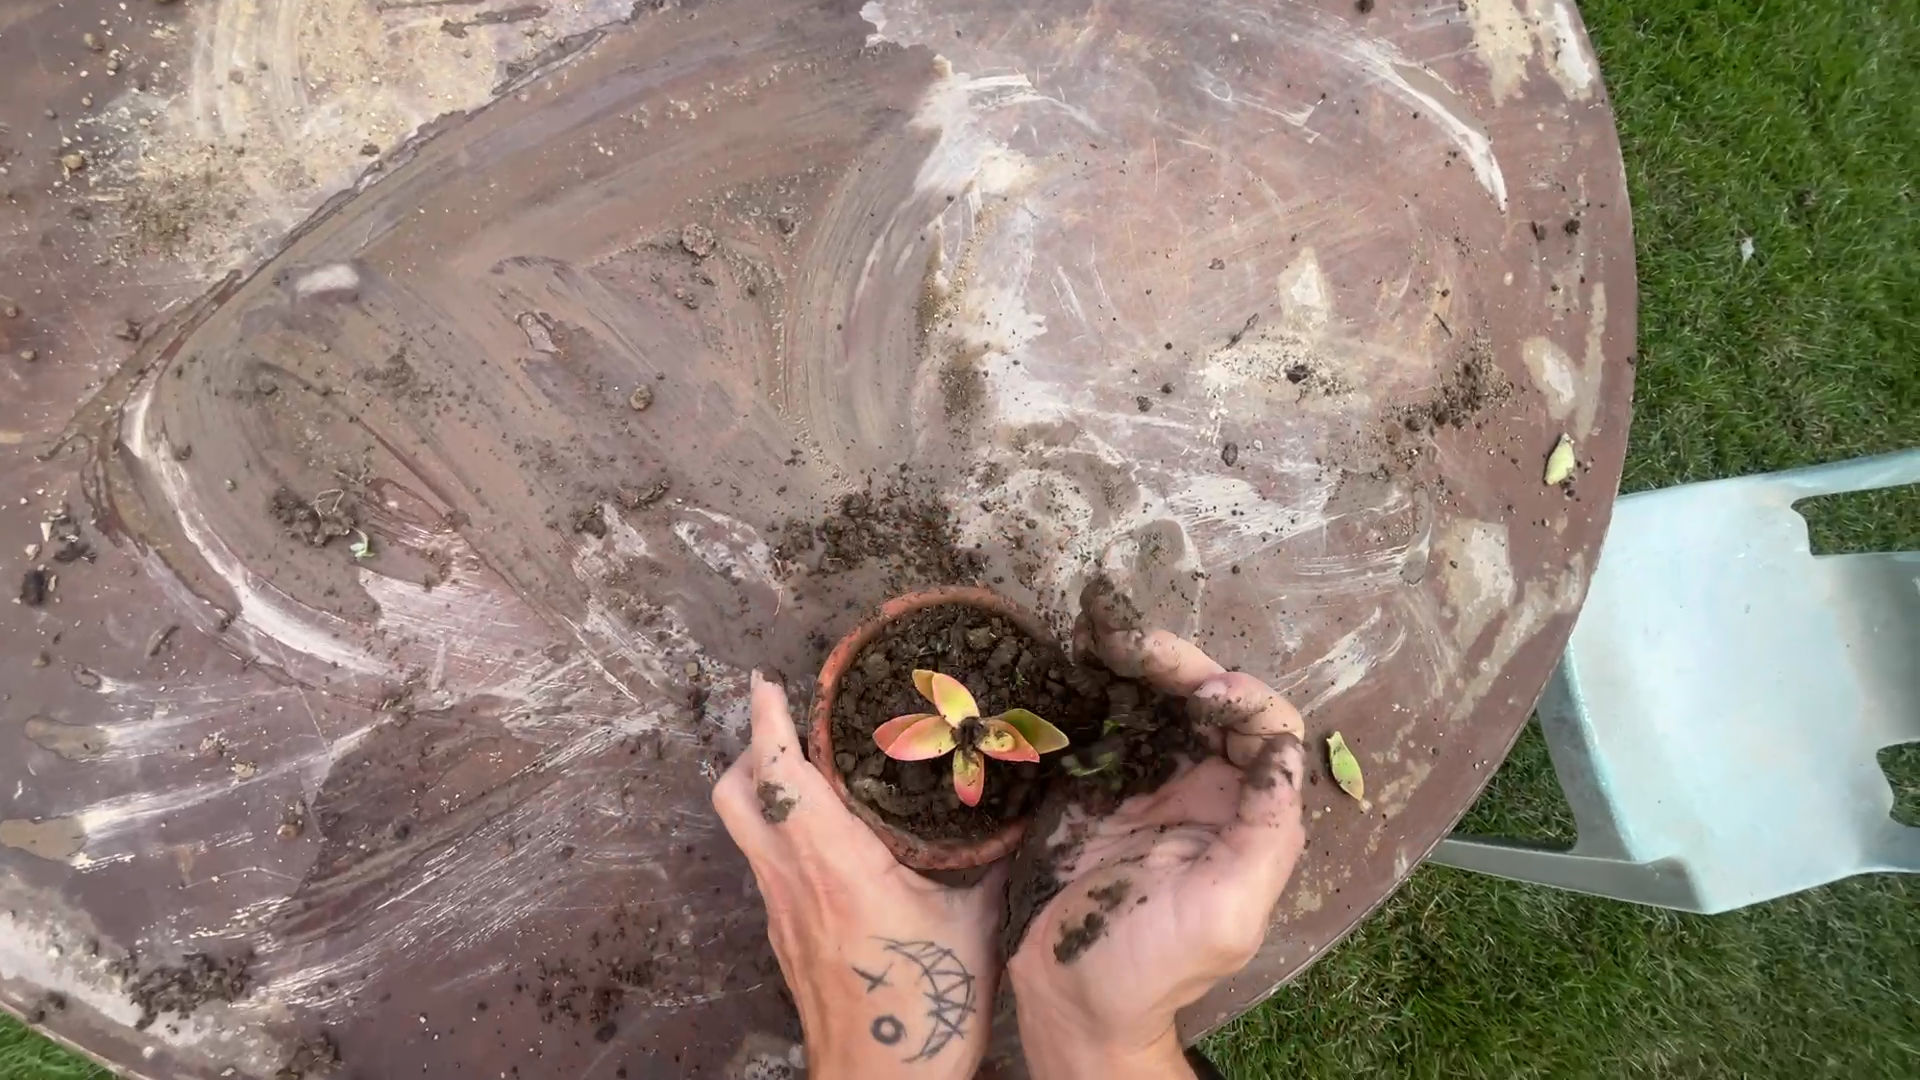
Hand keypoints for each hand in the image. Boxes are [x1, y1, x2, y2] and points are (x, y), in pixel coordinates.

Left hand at [712, 673, 1007, 1079]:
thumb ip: (992, 856)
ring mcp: (778, 908)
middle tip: (788, 719)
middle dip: (751, 745)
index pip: (781, 777)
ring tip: (806, 761)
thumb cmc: (927, 1002)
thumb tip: (1019, 807)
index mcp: (834, 863)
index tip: (765, 683)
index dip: (767, 723)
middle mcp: (791, 878)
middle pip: (735, 794)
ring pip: (743, 826)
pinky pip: (764, 856)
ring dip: (762, 783)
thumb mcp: (973, 920)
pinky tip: (821, 827)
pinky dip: (778, 823)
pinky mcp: (781, 931)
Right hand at [1008, 586, 1307, 1078]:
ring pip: (1156, 702)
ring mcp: (1146, 780)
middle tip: (1132, 636)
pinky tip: (1078, 662)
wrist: (1065, 995)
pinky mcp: (1097, 781)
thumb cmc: (1150, 967)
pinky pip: (1106, 719)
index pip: (1266, 732)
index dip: (1243, 698)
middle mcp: (1202, 787)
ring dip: (1136, 663)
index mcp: (1245, 816)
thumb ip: (1263, 837)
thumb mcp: (1223, 913)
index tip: (1200, 691)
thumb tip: (1288, 753)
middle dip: (1178, 664)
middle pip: (1205, 703)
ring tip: (1104, 632)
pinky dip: (1096, 686)